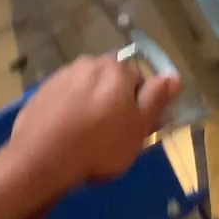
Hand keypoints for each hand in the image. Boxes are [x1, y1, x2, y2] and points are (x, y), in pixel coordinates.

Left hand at [3, 55, 181, 194]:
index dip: (139, 105)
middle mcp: (90, 62)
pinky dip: (69, 110)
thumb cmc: (100, 144)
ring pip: (87, 88)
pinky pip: (65, 97)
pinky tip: (66, 133)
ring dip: (91, 104)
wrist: (42, 156)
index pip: (138, 79)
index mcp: (117, 68)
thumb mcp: (139, 127)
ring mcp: (64, 74)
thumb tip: (175, 77)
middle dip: (114, 101)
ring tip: (86, 136)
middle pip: (111, 81)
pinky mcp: (44, 89)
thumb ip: (157, 99)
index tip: (133, 128)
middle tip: (112, 134)